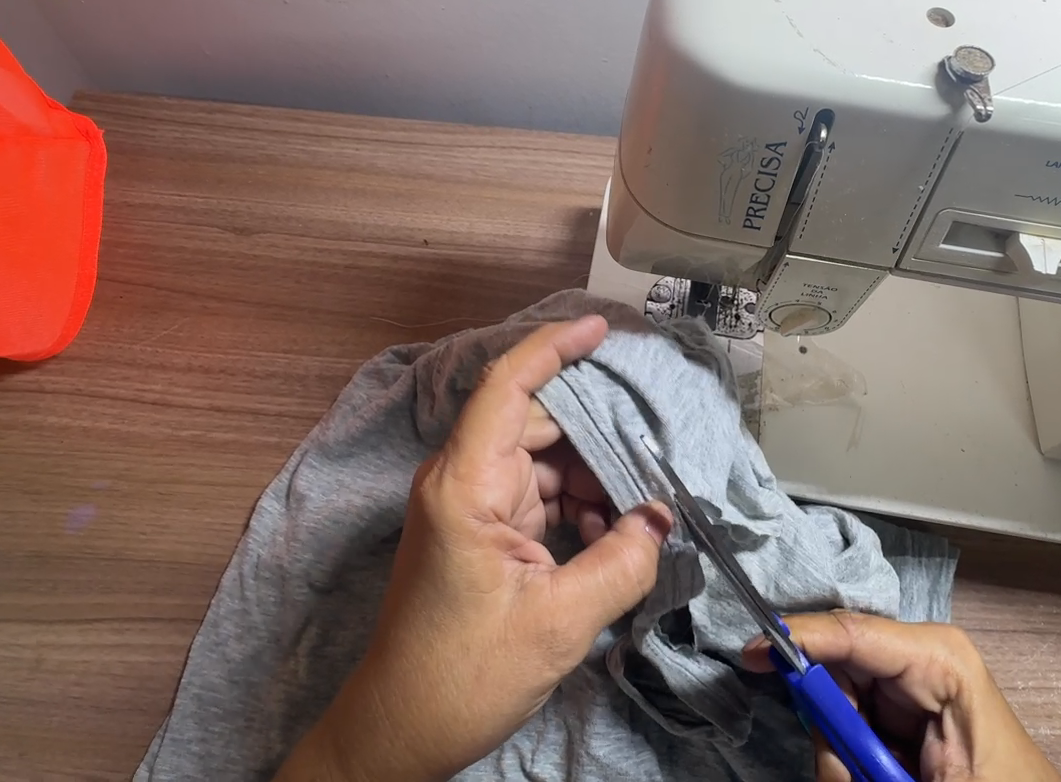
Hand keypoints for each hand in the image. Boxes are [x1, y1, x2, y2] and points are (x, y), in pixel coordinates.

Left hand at [281, 316, 673, 781]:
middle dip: (597, 432)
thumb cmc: (463, 676)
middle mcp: (464, 478)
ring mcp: (472, 501)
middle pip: (537, 421)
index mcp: (466, 483)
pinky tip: (609, 533)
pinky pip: (539, 491)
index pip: (506, 386)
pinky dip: (577, 503)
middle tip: (653, 449)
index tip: (600, 328)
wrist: (399, 731)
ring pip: (544, 458)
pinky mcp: (483, 527)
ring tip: (638, 506)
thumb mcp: (557, 624)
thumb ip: (620, 563)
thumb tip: (661, 518)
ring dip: (592, 475)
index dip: (552, 346)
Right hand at [742, 612, 1060, 781]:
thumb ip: (862, 760)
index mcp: (937, 657)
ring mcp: (909, 681)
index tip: (752, 655)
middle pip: (837, 665)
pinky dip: (847, 755)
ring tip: (866, 778)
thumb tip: (820, 749)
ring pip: (837, 698)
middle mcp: (918, 657)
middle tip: (844, 771)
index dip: (798, 639)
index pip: (852, 632)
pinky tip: (871, 774)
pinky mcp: (902, 708)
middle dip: (826, 719)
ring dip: (838, 747)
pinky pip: (851, 720)